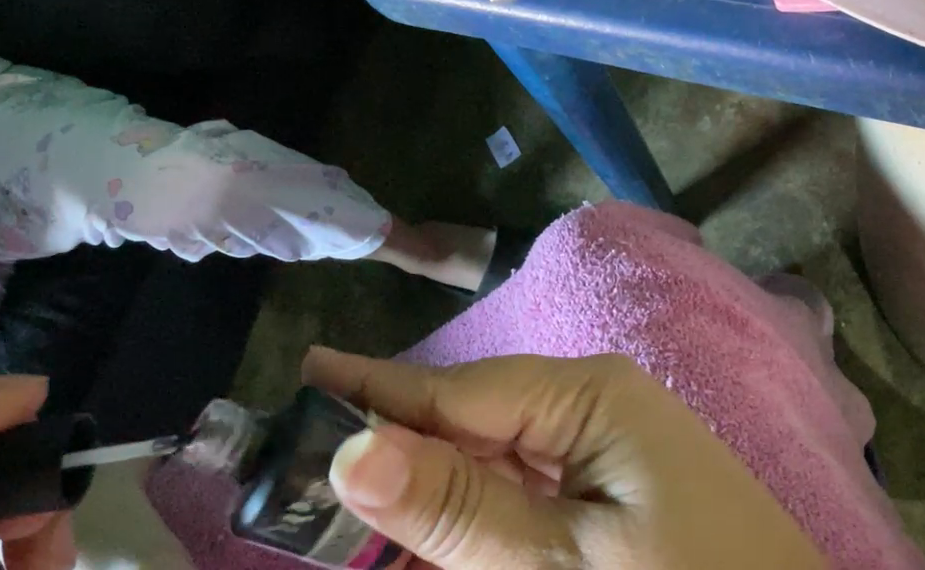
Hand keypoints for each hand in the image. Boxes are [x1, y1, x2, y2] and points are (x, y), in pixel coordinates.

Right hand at [304, 348, 826, 569]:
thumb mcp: (564, 566)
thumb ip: (461, 507)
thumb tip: (353, 445)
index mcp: (592, 394)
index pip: (458, 391)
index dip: (376, 392)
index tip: (305, 374)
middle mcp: (598, 404)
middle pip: (473, 422)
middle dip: (397, 445)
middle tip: (307, 465)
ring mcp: (612, 450)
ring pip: (497, 461)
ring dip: (435, 489)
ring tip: (358, 500)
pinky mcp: (620, 495)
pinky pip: (532, 493)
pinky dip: (483, 516)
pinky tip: (440, 531)